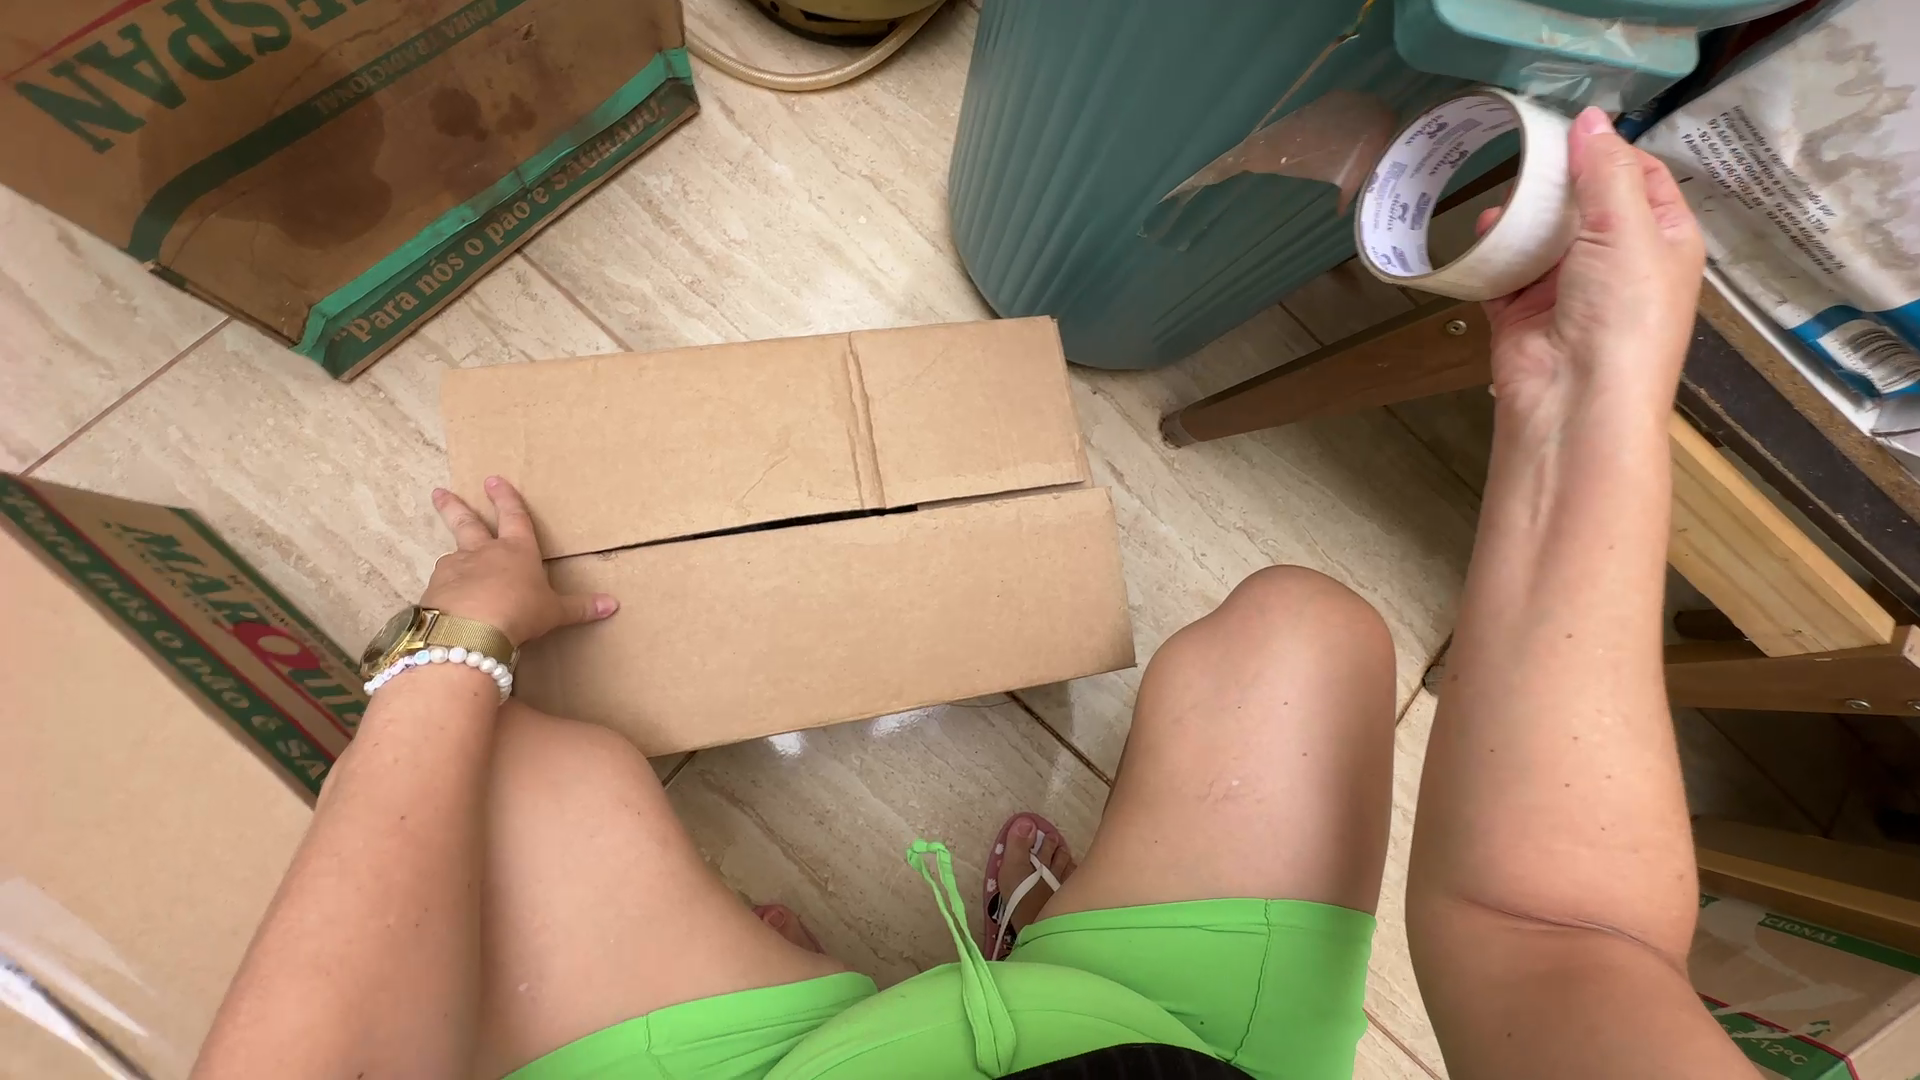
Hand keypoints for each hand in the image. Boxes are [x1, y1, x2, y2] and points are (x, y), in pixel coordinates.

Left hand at [421, 476, 616, 645]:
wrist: (469, 631)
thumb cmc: (520, 611)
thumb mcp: (555, 611)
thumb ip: (580, 608)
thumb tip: (613, 605)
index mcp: (517, 550)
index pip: (514, 517)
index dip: (505, 498)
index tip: (493, 480)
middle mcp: (483, 553)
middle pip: (466, 523)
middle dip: (454, 506)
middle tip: (439, 492)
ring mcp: (455, 569)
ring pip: (452, 555)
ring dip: (454, 555)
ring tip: (454, 563)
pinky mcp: (435, 590)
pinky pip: (443, 585)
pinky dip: (447, 588)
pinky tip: (450, 600)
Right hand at [1479, 107, 1705, 421]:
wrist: (1574, 393)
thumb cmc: (1620, 311)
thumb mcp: (1626, 229)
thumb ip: (1603, 174)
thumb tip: (1588, 119)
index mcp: (1661, 238)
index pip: (1638, 178)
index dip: (1607, 151)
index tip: (1566, 129)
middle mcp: (1614, 261)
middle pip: (1583, 207)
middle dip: (1556, 182)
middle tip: (1523, 154)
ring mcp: (1563, 290)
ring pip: (1539, 240)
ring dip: (1521, 218)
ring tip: (1500, 190)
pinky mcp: (1519, 313)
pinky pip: (1501, 276)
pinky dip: (1490, 257)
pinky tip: (1480, 233)